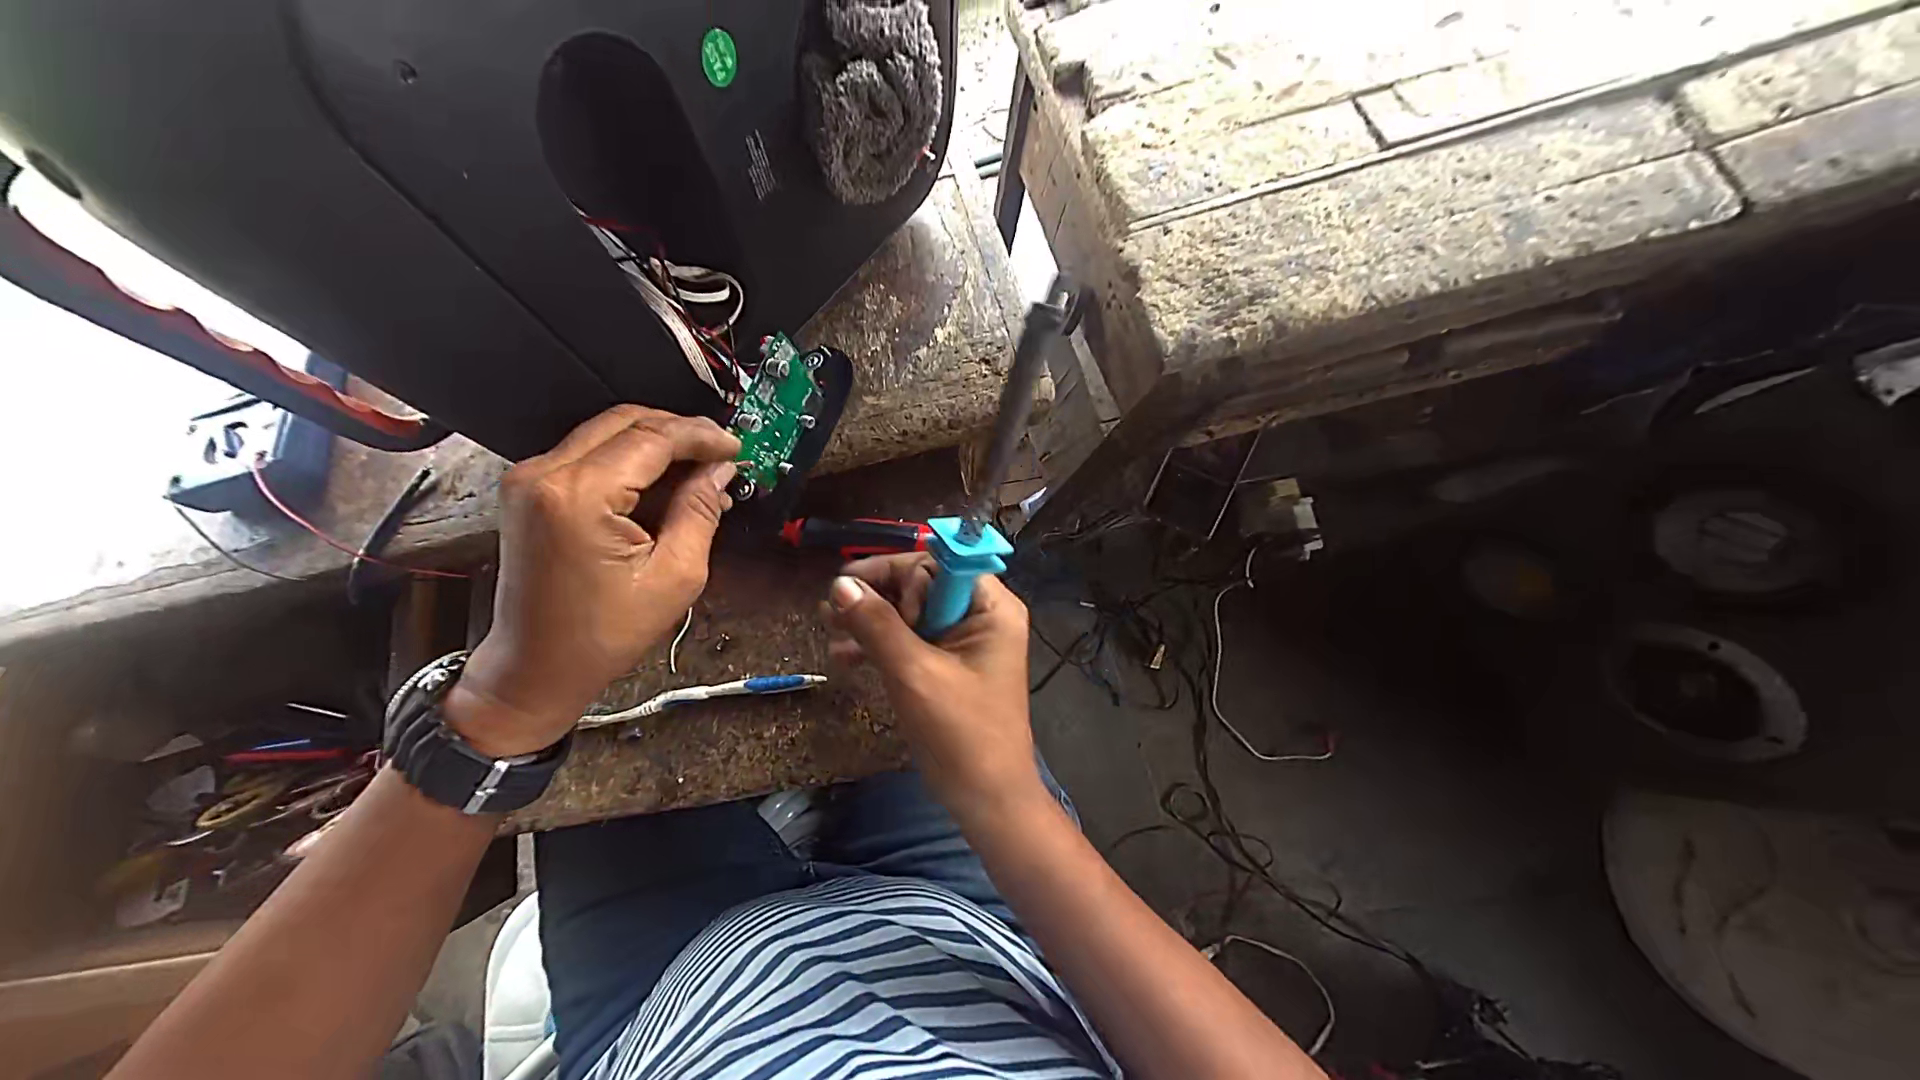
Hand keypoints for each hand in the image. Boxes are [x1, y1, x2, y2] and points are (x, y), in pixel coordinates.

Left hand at [446, 405, 739, 756]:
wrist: (538, 665)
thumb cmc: (600, 634)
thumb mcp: (675, 575)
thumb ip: (700, 512)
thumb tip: (720, 473)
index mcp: (579, 496)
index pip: (652, 437)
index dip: (700, 437)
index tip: (733, 447)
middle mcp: (545, 476)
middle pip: (627, 421)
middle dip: (681, 432)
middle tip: (720, 454)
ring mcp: (532, 481)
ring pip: (609, 432)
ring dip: (658, 444)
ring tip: (699, 473)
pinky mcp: (533, 491)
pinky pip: (591, 454)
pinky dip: (632, 460)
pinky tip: (664, 484)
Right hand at [823, 554, 1042, 812]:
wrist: (987, 800)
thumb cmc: (960, 735)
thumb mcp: (914, 674)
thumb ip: (877, 626)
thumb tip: (840, 585)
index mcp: (991, 607)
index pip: (938, 563)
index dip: (893, 569)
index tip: (851, 584)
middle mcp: (981, 615)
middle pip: (920, 585)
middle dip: (876, 598)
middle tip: (832, 611)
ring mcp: (965, 642)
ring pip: (910, 613)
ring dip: (871, 621)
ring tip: (829, 630)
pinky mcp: (949, 666)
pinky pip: (912, 641)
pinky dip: (881, 645)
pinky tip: (845, 656)